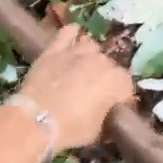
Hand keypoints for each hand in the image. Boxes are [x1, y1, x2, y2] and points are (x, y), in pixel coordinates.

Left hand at [11, 25, 134, 150]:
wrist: (35, 119)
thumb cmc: (71, 128)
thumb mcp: (98, 130)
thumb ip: (106, 114)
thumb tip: (105, 111)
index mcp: (117, 81)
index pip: (126, 86)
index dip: (120, 98)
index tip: (112, 108)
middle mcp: (101, 61)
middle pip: (108, 65)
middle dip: (104, 78)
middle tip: (93, 92)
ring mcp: (77, 52)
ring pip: (91, 47)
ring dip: (90, 57)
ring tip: (81, 70)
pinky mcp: (55, 49)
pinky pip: (68, 32)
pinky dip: (72, 35)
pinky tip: (71, 41)